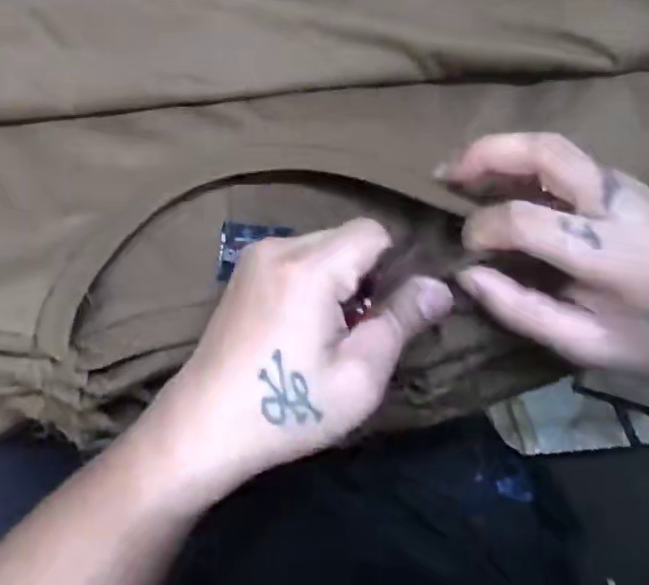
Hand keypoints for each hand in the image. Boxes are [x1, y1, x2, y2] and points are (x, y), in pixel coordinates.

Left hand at [128, 219, 453, 507]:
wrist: (208, 418)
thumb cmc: (290, 406)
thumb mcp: (359, 375)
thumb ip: (401, 320)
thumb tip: (440, 286)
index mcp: (307, 266)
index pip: (371, 231)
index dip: (395, 264)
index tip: (394, 309)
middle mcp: (278, 246)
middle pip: (344, 236)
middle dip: (366, 274)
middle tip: (361, 330)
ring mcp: (255, 255)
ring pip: (321, 246)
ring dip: (339, 278)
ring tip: (330, 333)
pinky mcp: (243, 269)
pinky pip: (295, 256)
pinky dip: (312, 279)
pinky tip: (302, 326)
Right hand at [443, 132, 648, 407]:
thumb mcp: (585, 347)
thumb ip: (519, 309)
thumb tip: (464, 273)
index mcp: (618, 259)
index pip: (527, 220)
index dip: (483, 229)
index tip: (469, 249)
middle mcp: (626, 209)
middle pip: (546, 152)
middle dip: (485, 154)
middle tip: (446, 174)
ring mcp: (630, 188)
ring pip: (553, 144)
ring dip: (499, 150)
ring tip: (462, 171)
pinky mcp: (625, 182)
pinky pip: (564, 157)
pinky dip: (521, 160)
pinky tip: (499, 182)